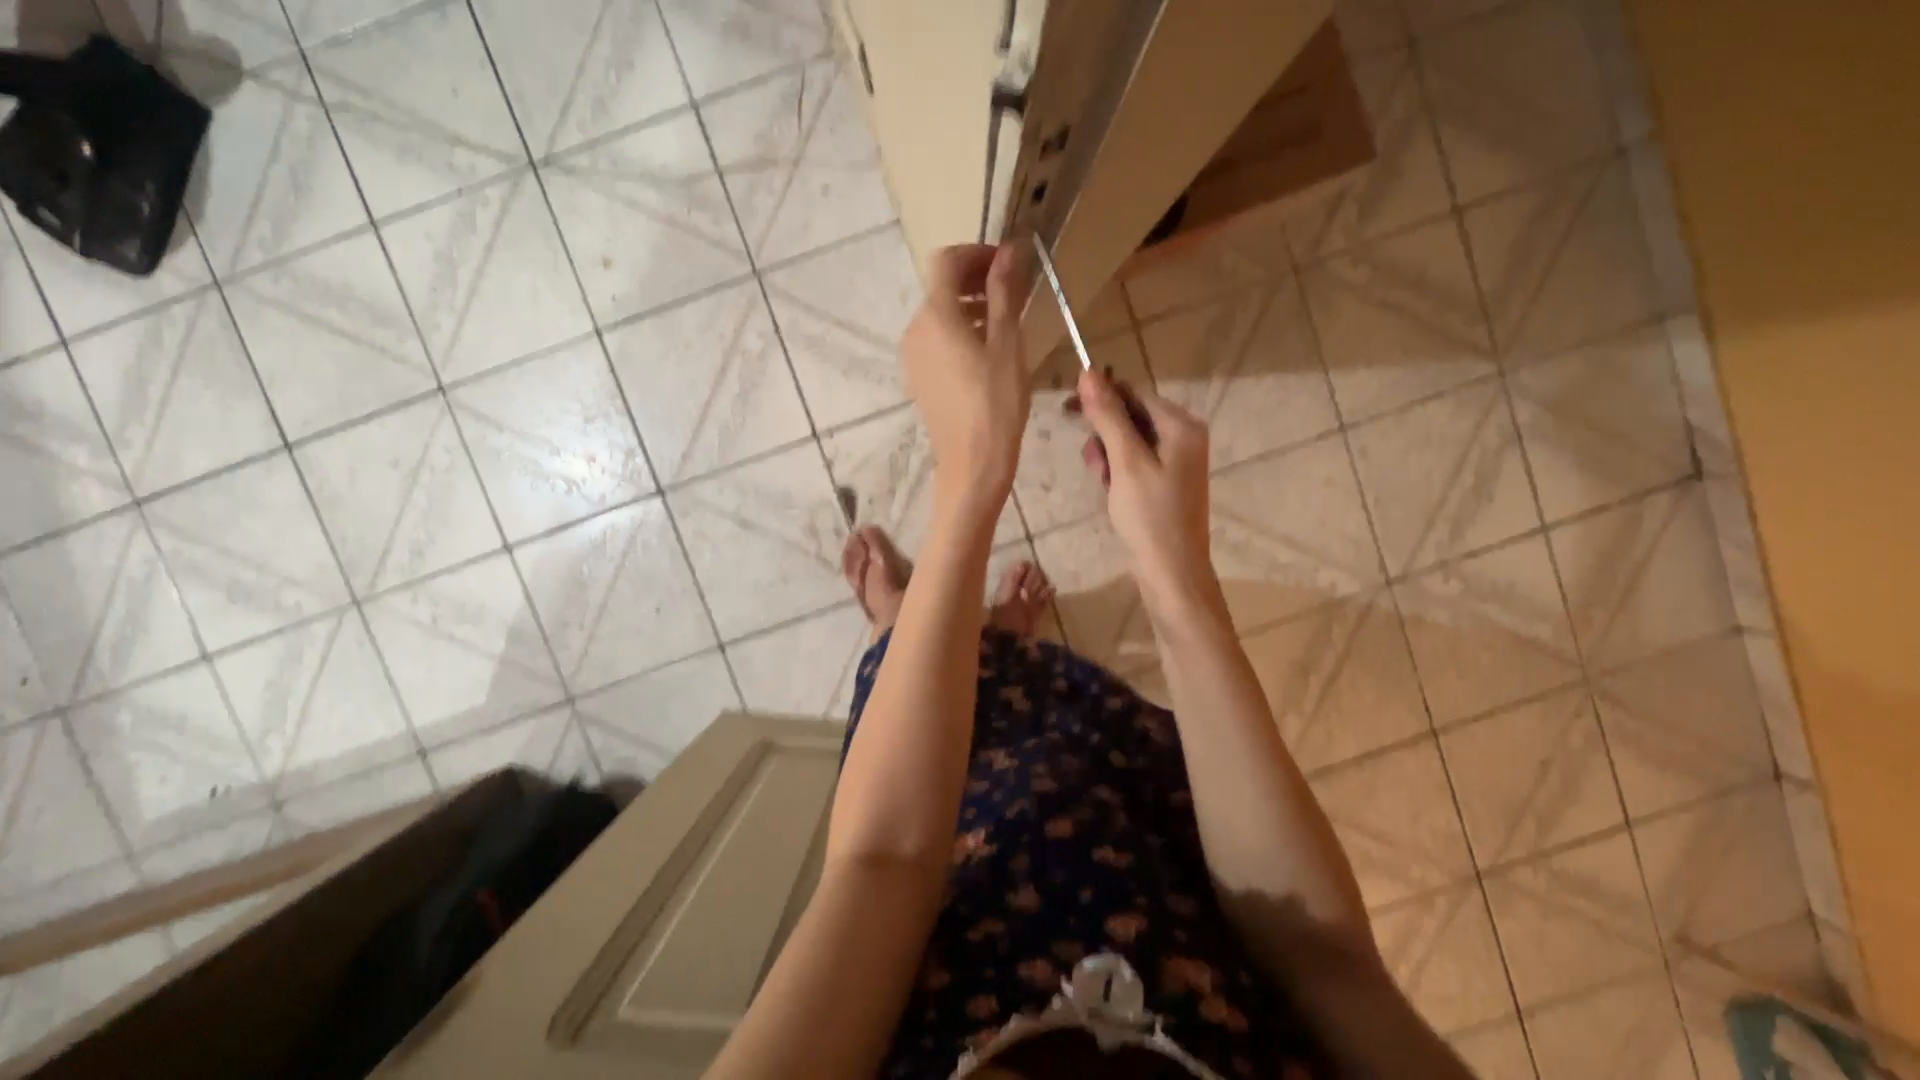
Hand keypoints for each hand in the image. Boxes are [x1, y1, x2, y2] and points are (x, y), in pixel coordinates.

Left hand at [900, 244, 1029, 512]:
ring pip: (939, 314)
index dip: (976, 252)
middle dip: (975, 278)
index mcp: (936, 316)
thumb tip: (1010, 250)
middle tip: (1013, 287)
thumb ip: (1004, 292)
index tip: (1008, 262)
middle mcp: (916, 329)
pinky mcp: (918, 377)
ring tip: (1005, 318)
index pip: (946, 261)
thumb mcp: (1007, 343)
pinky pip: (936, 339)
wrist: (972, 463)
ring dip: (969, 305)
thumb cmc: (996, 403)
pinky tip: (988, 349)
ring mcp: (913, 355)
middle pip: (940, 287)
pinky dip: (960, 330)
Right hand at [1076, 369, 1222, 618]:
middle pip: (1133, 415)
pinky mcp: (1169, 482)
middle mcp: (1186, 436)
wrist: (1173, 572)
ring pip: (1131, 440)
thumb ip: (1108, 417)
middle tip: (1093, 464)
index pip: (1134, 393)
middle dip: (1104, 434)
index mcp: (1182, 426)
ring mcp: (1179, 461)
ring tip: (1103, 482)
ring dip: (1109, 455)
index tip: (1066, 412)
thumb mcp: (1125, 463)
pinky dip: (1119, 471)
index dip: (1099, 399)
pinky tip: (1113, 493)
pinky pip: (1137, 462)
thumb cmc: (1150, 517)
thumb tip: (1089, 372)